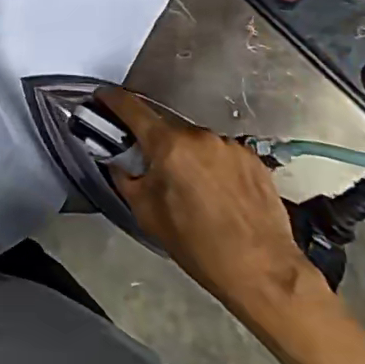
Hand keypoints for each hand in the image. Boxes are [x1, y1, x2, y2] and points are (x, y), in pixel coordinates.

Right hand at [101, 88, 320, 312]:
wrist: (261, 266)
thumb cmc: (198, 246)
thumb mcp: (149, 216)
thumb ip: (128, 181)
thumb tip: (120, 162)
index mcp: (170, 146)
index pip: (134, 110)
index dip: (114, 101)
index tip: (103, 96)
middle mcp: (200, 135)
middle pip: (169, 131)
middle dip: (158, 147)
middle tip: (156, 174)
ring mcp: (230, 144)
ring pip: (197, 144)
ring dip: (189, 159)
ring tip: (195, 193)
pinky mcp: (252, 157)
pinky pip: (222, 154)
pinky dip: (214, 168)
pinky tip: (220, 196)